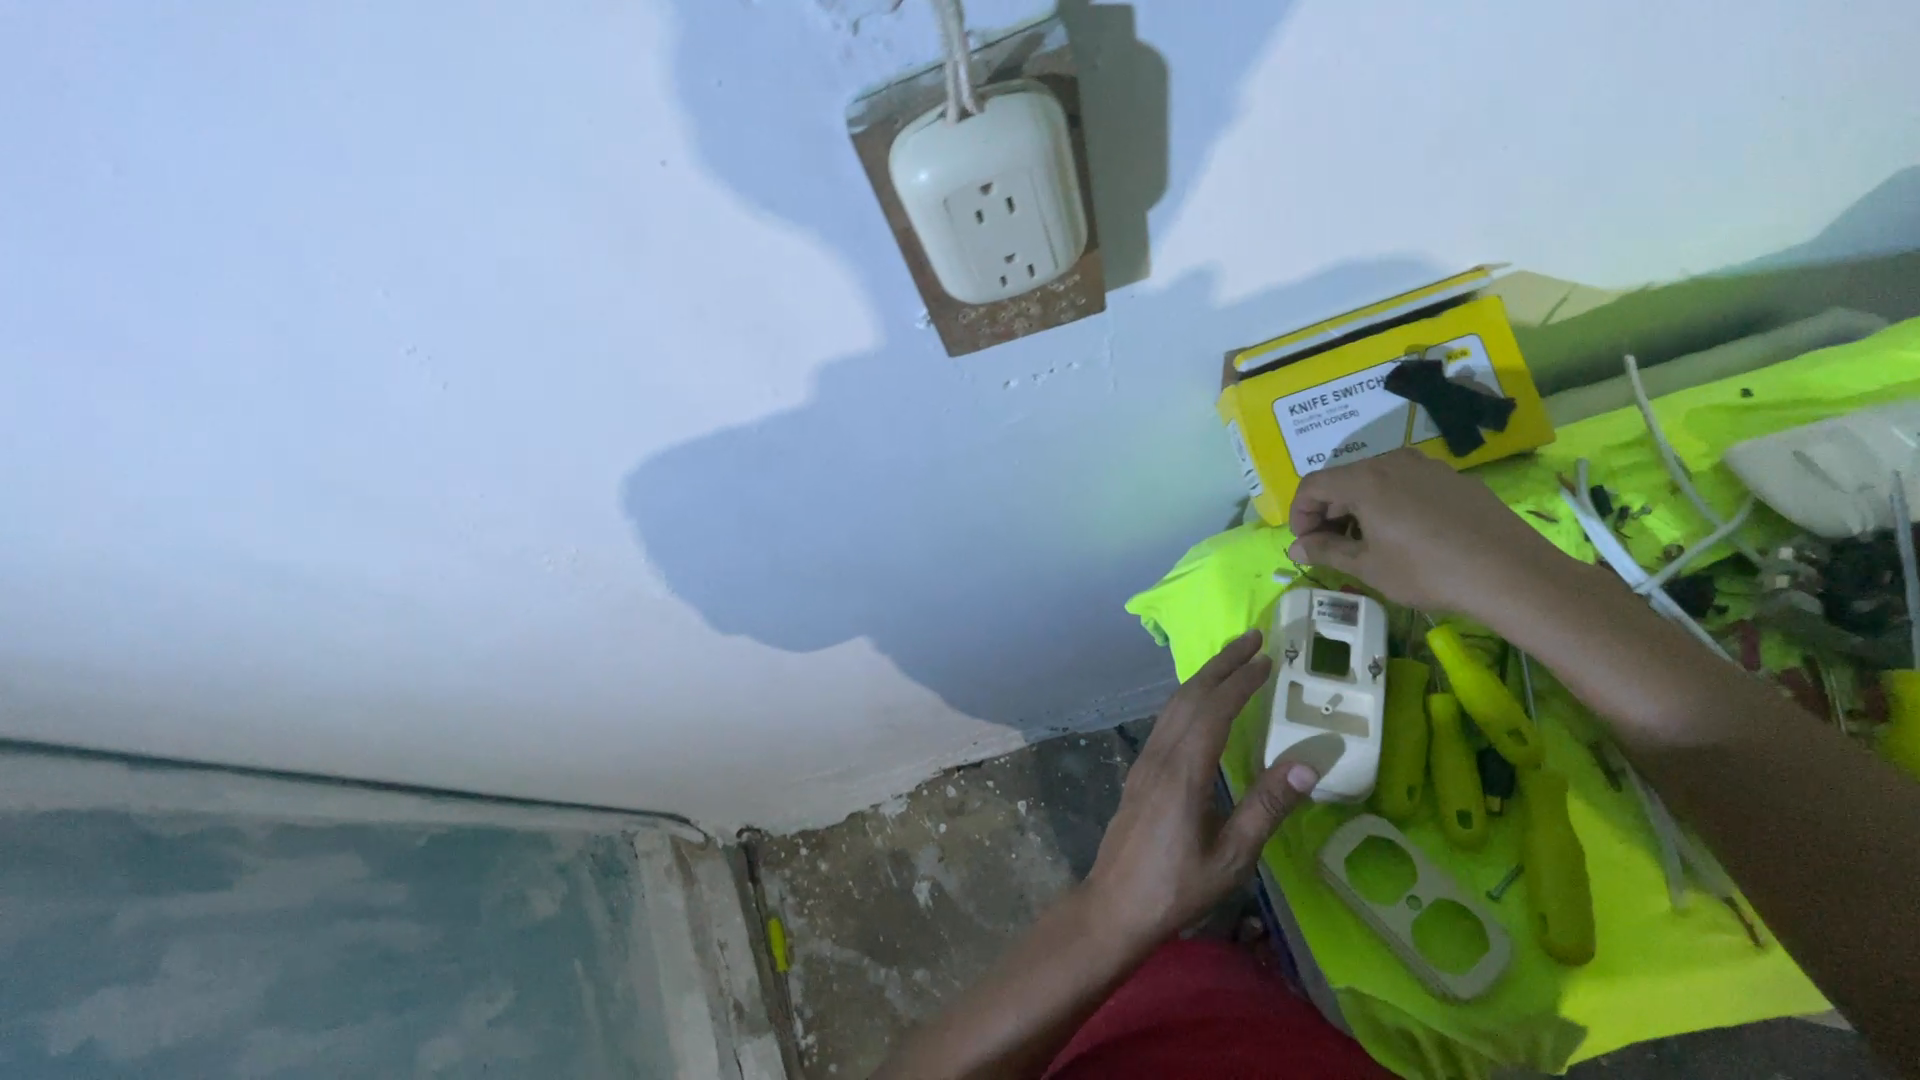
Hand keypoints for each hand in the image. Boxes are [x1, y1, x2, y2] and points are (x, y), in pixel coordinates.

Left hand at [1084, 630, 1317, 944]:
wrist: (1114, 905)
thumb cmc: (1176, 888)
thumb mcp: (1231, 857)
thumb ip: (1266, 808)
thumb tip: (1307, 764)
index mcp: (1183, 772)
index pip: (1214, 710)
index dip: (1241, 681)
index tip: (1268, 658)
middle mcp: (1159, 756)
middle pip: (1189, 696)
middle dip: (1221, 664)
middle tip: (1252, 637)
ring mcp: (1144, 762)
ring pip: (1173, 705)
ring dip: (1203, 677)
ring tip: (1232, 660)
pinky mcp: (1139, 773)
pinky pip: (1165, 721)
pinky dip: (1189, 699)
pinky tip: (1202, 704)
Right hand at [1287, 449, 1571, 614]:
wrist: (1510, 573)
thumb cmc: (1427, 571)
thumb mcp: (1368, 566)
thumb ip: (1326, 551)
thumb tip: (1297, 546)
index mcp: (1365, 480)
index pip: (1313, 485)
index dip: (1300, 513)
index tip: (1305, 543)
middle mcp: (1393, 462)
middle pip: (1344, 479)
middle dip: (1329, 511)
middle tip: (1331, 546)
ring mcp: (1428, 467)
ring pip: (1377, 480)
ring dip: (1360, 508)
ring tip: (1368, 543)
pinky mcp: (1455, 479)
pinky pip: (1408, 484)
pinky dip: (1392, 504)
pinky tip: (1407, 537)